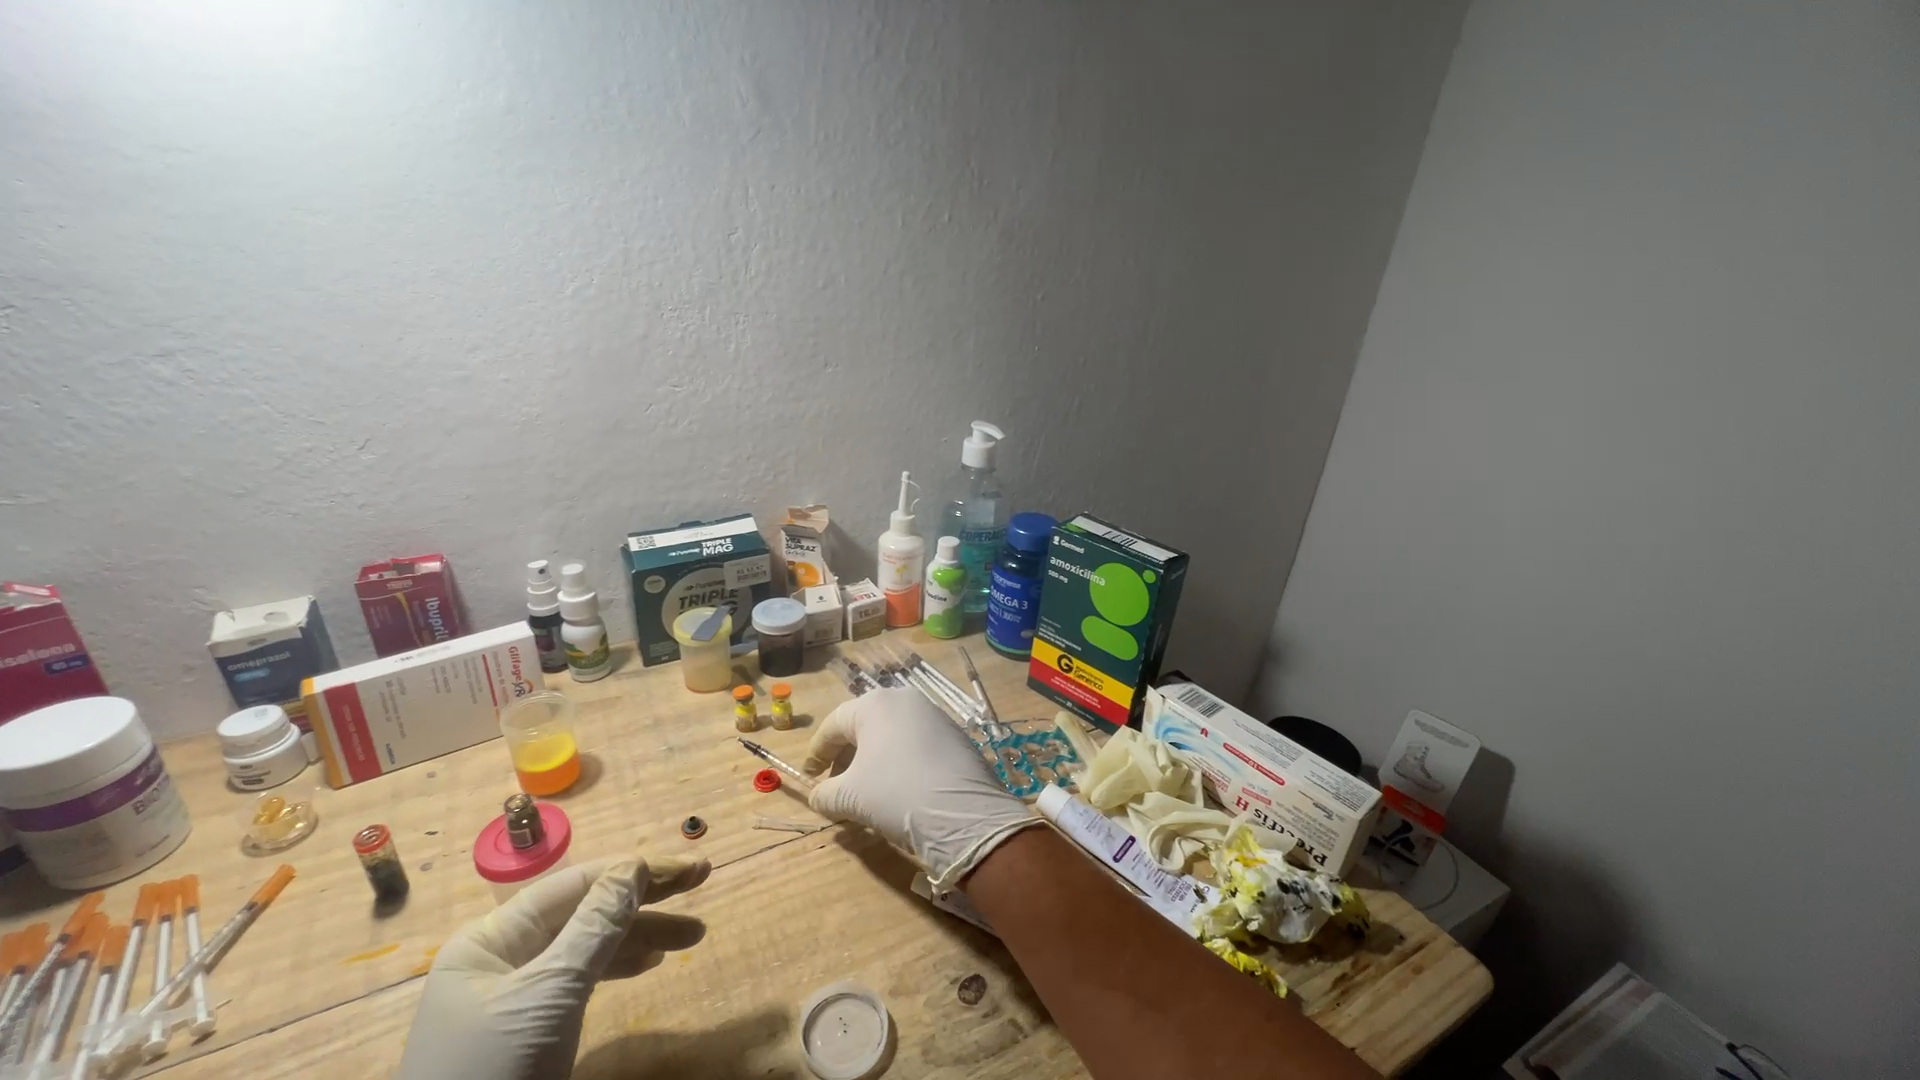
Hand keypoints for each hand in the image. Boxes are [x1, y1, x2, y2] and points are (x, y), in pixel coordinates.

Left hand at [396, 856, 710, 1079]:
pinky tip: (652, 961)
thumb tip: (633, 865)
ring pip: (590, 946)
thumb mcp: (552, 992)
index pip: (574, 884)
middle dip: (645, 897)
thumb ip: (596, 925)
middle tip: (702, 879)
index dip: (632, 870)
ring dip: (642, 934)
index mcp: (492, 938)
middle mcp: (502, 957)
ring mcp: (517, 995)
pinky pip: (582, 979)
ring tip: (695, 933)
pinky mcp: (532, 1028)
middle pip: (585, 911)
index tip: (685, 868)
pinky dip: (620, 965)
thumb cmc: (498, 1070)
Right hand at [804, 686, 1038, 889]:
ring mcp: (935, 716)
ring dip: (874, 760)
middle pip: (864, 726)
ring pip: (892, 735)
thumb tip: (820, 795)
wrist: (963, 814)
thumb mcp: (850, 797)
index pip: (834, 725)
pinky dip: (901, 762)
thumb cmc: (896, 794)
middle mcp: (906, 700)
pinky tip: (900, 790)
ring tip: (867, 791)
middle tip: (837, 786)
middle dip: (846, 757)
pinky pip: (917, 745)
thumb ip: (826, 793)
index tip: (810, 777)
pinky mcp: (956, 736)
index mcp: (875, 704)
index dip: (817, 753)